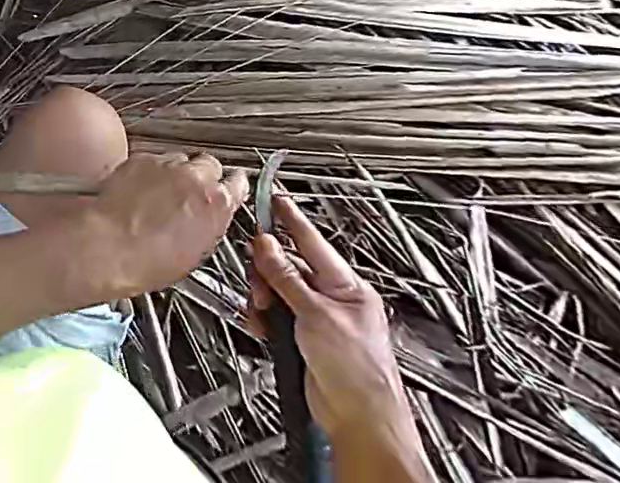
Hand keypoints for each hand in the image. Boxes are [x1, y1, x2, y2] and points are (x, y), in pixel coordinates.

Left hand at [79, 152, 248, 298]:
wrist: (111, 243)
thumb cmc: (150, 258)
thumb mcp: (197, 251)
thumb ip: (209, 224)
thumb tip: (207, 218)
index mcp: (217, 204)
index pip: (238, 183)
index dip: (233, 186)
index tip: (230, 187)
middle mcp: (195, 177)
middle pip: (209, 164)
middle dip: (203, 175)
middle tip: (190, 192)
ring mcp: (167, 165)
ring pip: (180, 159)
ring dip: (175, 172)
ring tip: (162, 192)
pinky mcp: (141, 158)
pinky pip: (153, 159)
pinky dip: (151, 170)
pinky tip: (141, 188)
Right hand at [249, 194, 431, 480]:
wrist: (360, 422)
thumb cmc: (359, 373)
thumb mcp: (317, 315)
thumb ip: (286, 277)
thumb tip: (265, 244)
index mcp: (346, 286)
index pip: (311, 240)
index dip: (290, 217)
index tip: (274, 196)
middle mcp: (331, 298)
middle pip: (286, 265)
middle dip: (267, 271)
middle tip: (258, 281)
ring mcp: (316, 317)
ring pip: (276, 288)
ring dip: (263, 296)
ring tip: (263, 311)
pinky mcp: (302, 336)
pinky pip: (274, 312)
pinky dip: (264, 316)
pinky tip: (265, 326)